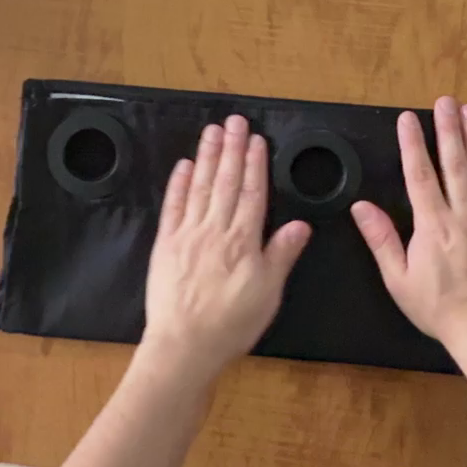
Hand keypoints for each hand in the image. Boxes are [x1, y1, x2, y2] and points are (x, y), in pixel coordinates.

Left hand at [141, 115, 312, 381]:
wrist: (183, 346)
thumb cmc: (232, 323)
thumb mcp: (268, 293)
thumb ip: (281, 255)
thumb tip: (301, 224)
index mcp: (243, 240)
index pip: (251, 192)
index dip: (254, 164)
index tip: (255, 139)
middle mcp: (215, 229)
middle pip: (225, 181)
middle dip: (231, 149)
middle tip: (234, 120)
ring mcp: (187, 234)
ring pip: (199, 186)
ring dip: (206, 157)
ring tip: (212, 131)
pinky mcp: (165, 244)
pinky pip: (173, 206)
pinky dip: (178, 184)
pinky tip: (183, 165)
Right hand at [350, 96, 466, 348]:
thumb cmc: (439, 308)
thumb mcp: (398, 279)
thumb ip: (381, 240)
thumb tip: (361, 207)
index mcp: (432, 225)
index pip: (419, 175)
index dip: (412, 144)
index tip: (408, 119)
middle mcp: (463, 214)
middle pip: (454, 163)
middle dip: (448, 128)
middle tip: (446, 101)